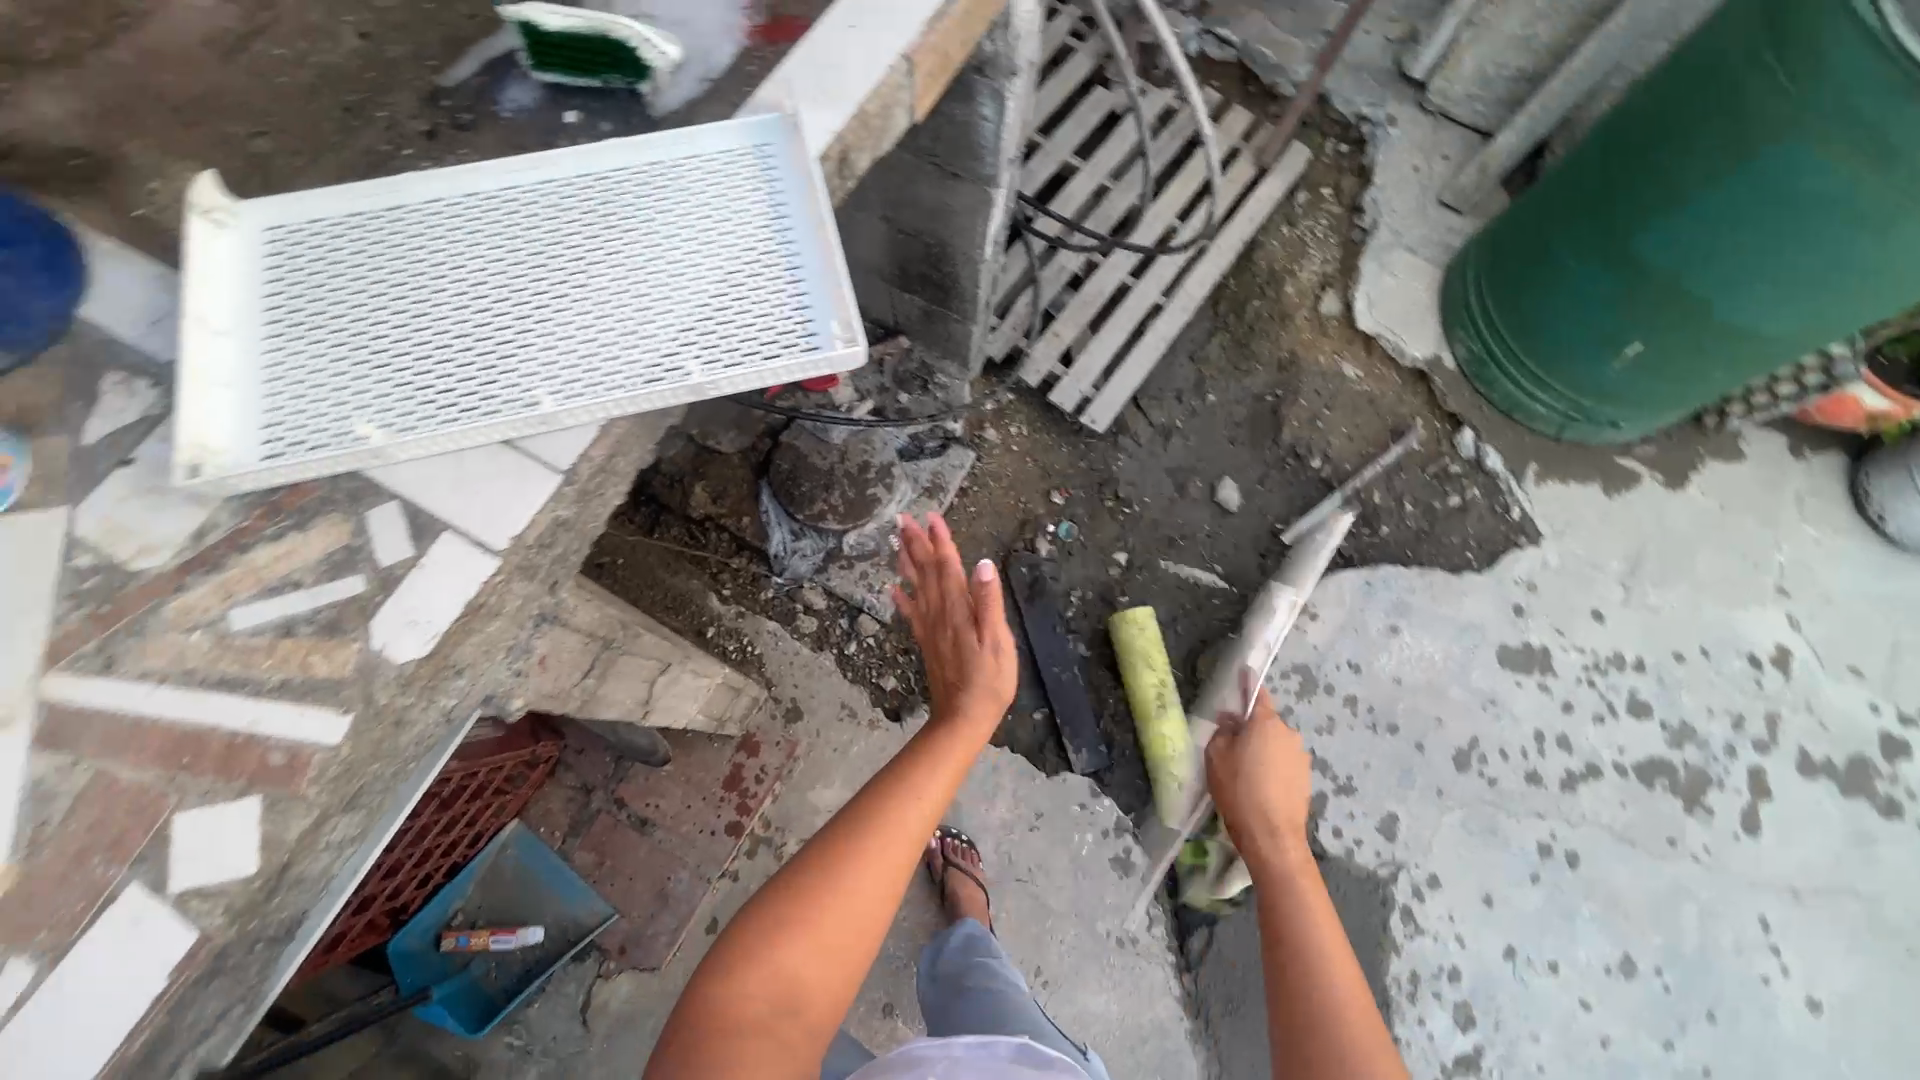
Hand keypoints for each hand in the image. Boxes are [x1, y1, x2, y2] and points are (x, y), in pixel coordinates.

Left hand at [892, 513, 1017, 730]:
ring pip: (915, 588)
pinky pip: (911, 614)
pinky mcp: (927, 643)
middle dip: (916, 544)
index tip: (932, 516)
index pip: (947, 567)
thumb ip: (989, 602)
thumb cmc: (989, 682)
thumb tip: (982, 564)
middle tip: (903, 518)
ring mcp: (930, 629)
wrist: (963, 718)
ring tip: (897, 541)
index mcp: (959, 610)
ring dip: (906, 562)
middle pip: (926, 572)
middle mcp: (939, 614)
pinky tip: (891, 587)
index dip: (940, 541)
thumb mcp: (998, 642)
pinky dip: (901, 598)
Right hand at [1206, 681, 1312, 866]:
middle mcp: (1289, 734)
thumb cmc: (1238, 790)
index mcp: (1267, 723)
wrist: (1272, 836)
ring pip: (1275, 744)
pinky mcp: (1305, 779)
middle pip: (1266, 722)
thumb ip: (1223, 731)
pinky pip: (1283, 763)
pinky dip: (1271, 767)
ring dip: (1262, 749)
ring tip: (1244, 770)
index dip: (1248, 683)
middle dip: (1250, 726)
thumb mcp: (1216, 757)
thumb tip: (1231, 720)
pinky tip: (1258, 785)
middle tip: (1230, 742)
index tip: (1243, 672)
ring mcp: (1301, 757)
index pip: (1258, 694)